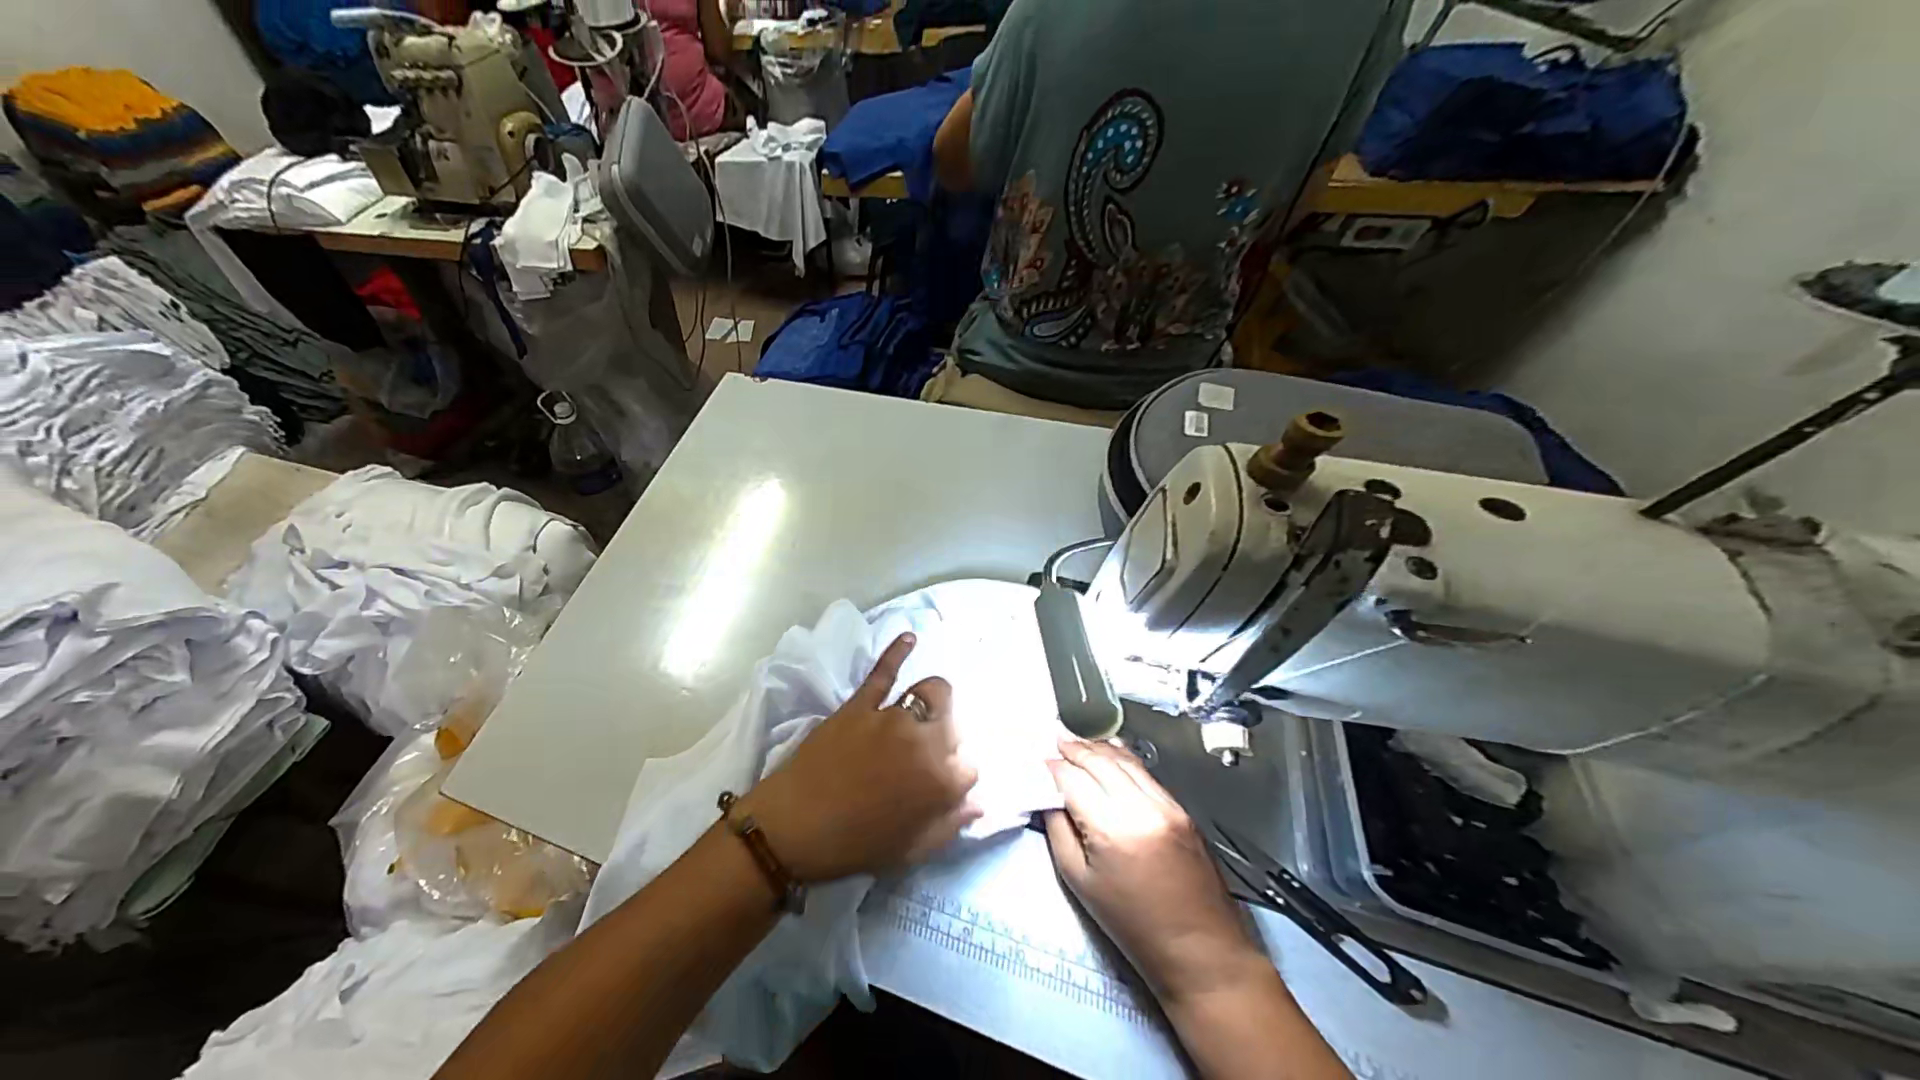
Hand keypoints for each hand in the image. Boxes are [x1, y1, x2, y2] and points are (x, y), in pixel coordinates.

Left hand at [740, 633, 979, 882]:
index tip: (939, 787)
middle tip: (924, 757)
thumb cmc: (855, 846)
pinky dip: (897, 652)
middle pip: (955, 725)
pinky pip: (884, 672)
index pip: (969, 767)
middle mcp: (925, 742)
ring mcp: (892, 718)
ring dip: (934, 703)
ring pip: (931, 693)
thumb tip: (977, 802)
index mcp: (941, 783)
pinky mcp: (861, 705)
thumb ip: (950, 825)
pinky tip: (909, 637)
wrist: (793, 829)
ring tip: (923, 713)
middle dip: (947, 739)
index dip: (955, 777)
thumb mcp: (910, 850)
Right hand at [1045, 738, 1265, 1004]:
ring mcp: (1165, 805)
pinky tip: (1111, 755)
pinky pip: (1146, 773)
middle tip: (1055, 740)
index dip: (1053, 767)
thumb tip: (1050, 797)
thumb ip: (1059, 831)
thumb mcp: (1080, 881)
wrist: (1199, 949)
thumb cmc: (1132, 925)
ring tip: (1078, 742)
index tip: (1040, 761)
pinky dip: (1124, 760)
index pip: (1073, 780)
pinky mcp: (1181, 809)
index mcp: (1110, 829)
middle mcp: (1140, 808)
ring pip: (1125, 761)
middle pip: (1100, 762)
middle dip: (1074, 749)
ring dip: (1099, 748)